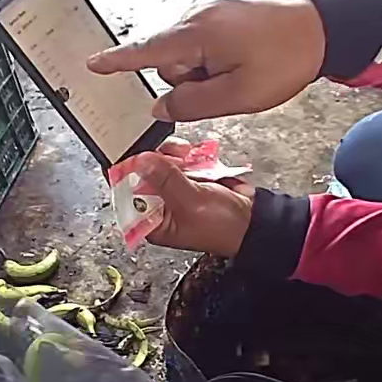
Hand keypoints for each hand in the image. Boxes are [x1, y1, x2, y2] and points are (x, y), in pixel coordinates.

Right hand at [87, 0, 325, 121]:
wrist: (323, 24)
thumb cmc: (285, 59)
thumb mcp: (238, 96)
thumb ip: (191, 105)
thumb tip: (160, 107)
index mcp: (197, 33)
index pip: (146, 51)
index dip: (117, 61)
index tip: (92, 64)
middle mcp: (196, 12)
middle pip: (169, 60)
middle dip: (190, 78)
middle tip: (227, 81)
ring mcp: (209, 5)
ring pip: (185, 51)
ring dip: (203, 66)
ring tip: (239, 64)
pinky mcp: (220, 3)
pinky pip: (201, 37)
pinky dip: (212, 52)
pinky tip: (241, 53)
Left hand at [118, 146, 253, 256]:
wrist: (253, 219)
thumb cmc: (223, 226)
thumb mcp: (190, 202)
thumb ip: (165, 179)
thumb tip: (142, 161)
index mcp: (152, 222)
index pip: (127, 195)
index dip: (129, 174)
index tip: (135, 155)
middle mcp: (159, 207)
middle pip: (143, 175)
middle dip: (156, 161)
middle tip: (170, 156)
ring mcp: (173, 191)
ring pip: (161, 164)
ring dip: (174, 156)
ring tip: (188, 157)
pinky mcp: (187, 179)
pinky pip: (178, 161)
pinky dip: (187, 156)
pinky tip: (196, 157)